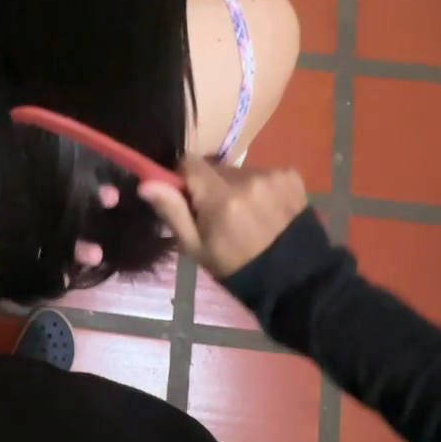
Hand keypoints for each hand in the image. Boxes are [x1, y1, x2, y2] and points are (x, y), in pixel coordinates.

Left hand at [0, 133, 114, 264]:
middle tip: (112, 205)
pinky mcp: (4, 253)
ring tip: (95, 252)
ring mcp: (10, 229)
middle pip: (56, 201)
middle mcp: (11, 201)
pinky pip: (34, 257)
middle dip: (85, 205)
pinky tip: (73, 273)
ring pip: (51, 231)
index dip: (73, 172)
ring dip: (75, 240)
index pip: (42, 171)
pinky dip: (53, 265)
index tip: (100, 175)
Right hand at [139, 159, 307, 278]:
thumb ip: (172, 211)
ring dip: (236, 186)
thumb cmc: (237, 266)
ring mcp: (272, 175)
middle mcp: (246, 178)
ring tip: (247, 215)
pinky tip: (267, 210)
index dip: (184, 177)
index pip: (189, 163)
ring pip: (238, 170)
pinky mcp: (291, 176)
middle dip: (211, 185)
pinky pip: (263, 173)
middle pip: (215, 167)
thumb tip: (146, 184)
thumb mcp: (196, 248)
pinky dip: (260, 187)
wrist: (295, 278)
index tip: (189, 197)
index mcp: (220, 198)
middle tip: (219, 214)